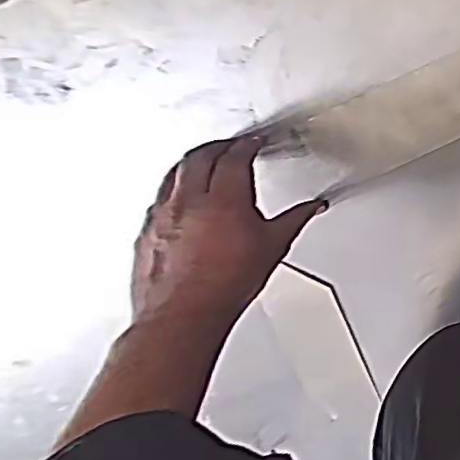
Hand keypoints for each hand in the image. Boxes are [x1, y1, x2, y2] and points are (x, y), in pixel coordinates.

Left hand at [132, 138, 325, 332]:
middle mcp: (189, 202)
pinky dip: (174, 188)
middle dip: (218, 147)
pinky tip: (180, 196)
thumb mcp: (273, 245)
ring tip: (203, 161)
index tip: (252, 143)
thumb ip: (296, 218)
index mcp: (224, 200)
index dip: (246, 145)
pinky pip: (159, 198)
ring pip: (174, 173)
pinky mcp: (146, 232)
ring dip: (192, 162)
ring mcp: (163, 216)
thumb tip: (313, 206)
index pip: (234, 157)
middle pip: (200, 157)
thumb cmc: (225, 285)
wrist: (183, 316)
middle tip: (230, 146)